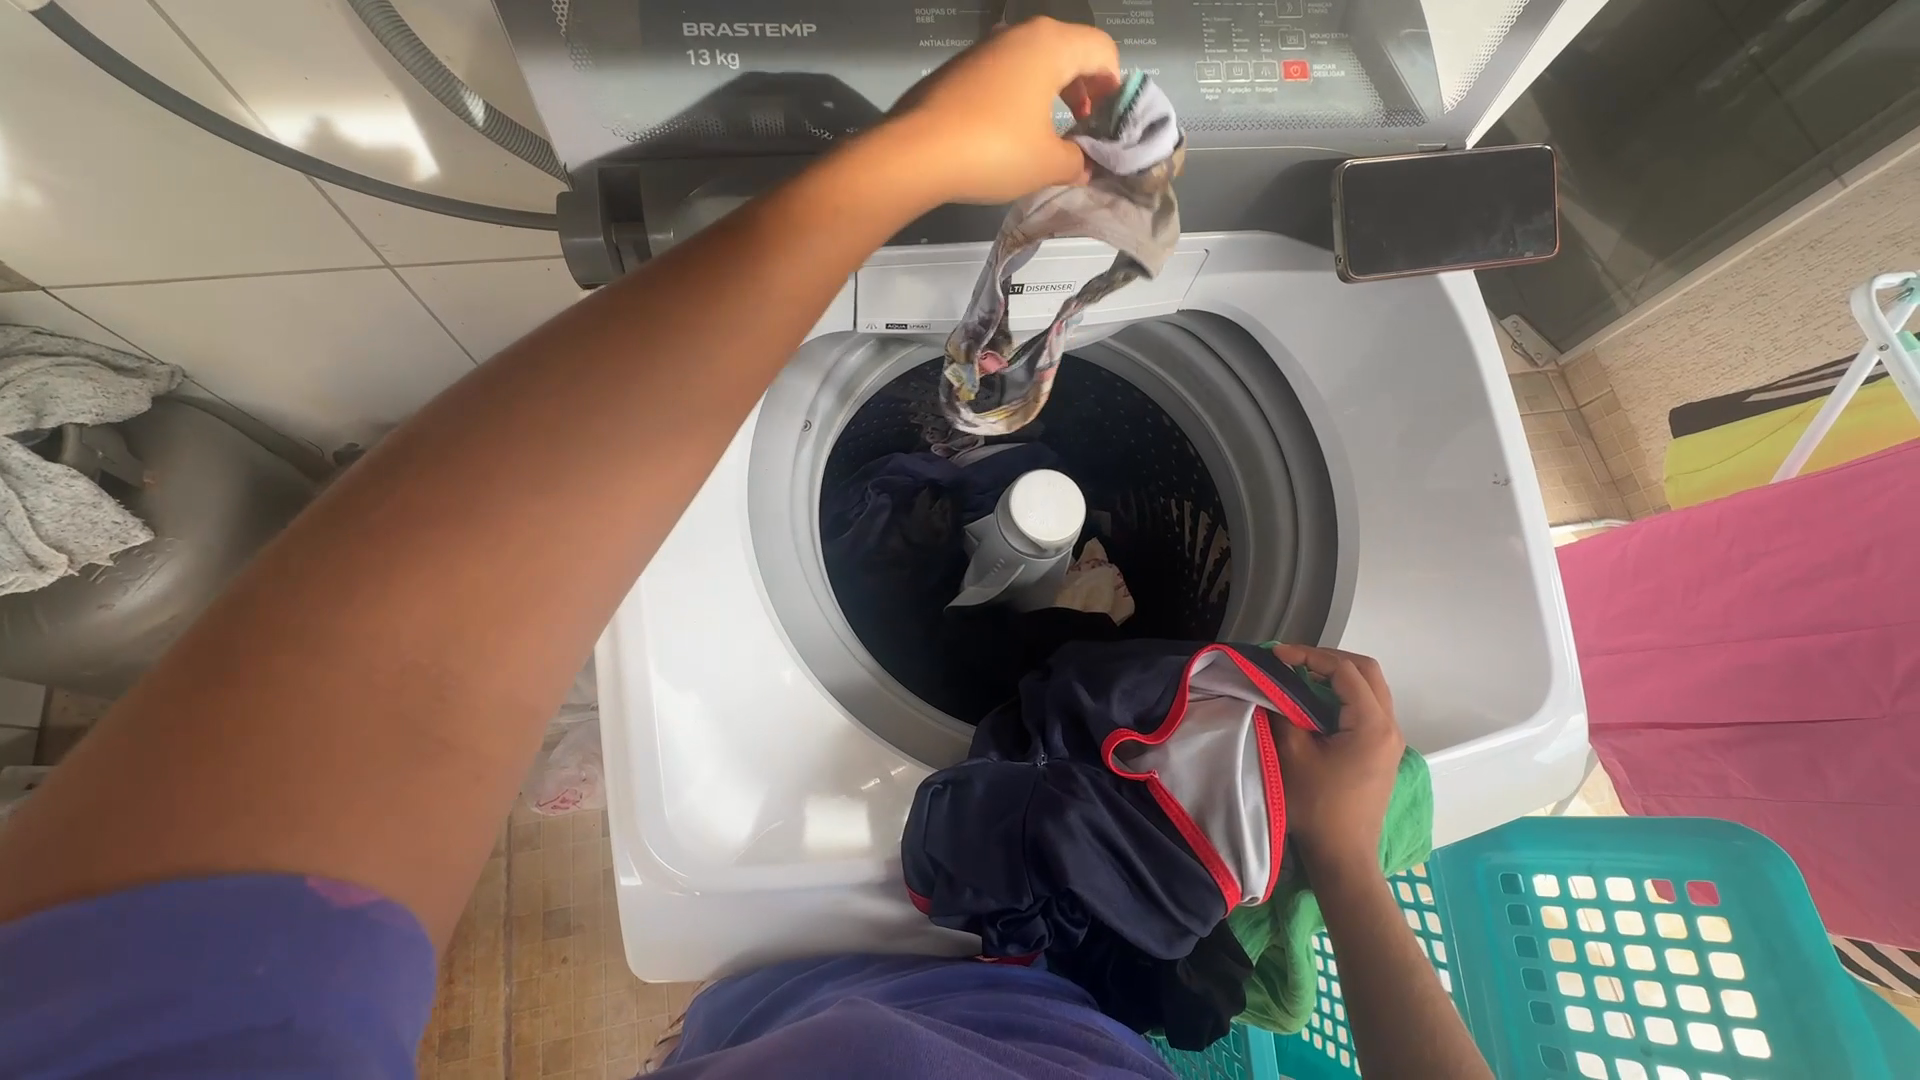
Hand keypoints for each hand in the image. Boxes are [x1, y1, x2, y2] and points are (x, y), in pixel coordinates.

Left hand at [883, 18, 1121, 203]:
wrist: (916, 153)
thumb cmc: (994, 151)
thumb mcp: (1047, 164)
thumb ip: (1077, 161)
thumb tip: (1085, 165)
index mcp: (1051, 45)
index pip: (1102, 50)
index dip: (1114, 86)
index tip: (1109, 121)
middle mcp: (1019, 34)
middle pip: (1068, 51)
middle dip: (1083, 88)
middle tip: (1083, 126)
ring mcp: (985, 48)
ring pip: (1033, 62)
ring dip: (1050, 93)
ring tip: (1048, 132)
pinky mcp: (959, 69)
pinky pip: (1004, 75)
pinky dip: (1019, 97)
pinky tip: (1009, 133)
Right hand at [1271, 644, 1406, 871]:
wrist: (1342, 855)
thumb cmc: (1317, 805)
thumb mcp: (1291, 754)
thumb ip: (1282, 712)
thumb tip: (1270, 686)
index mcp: (1373, 725)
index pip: (1345, 671)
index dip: (1309, 656)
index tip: (1276, 657)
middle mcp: (1390, 727)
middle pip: (1366, 672)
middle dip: (1328, 658)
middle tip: (1292, 660)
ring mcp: (1390, 740)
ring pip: (1370, 688)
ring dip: (1336, 675)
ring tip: (1299, 675)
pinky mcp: (1381, 751)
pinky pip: (1367, 707)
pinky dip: (1342, 694)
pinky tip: (1314, 701)